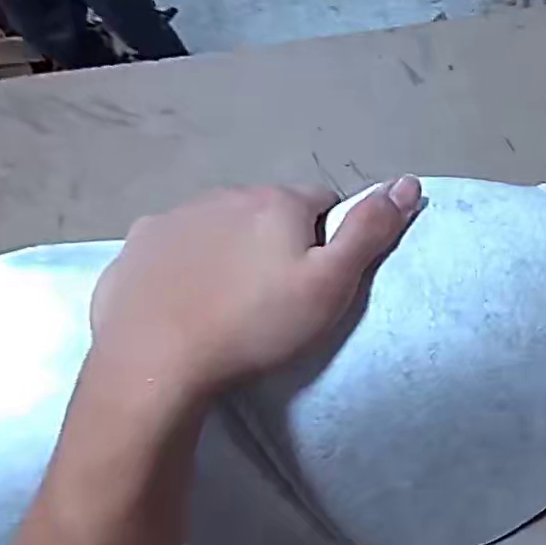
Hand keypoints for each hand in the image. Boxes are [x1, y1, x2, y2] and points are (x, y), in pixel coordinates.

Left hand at [88, 178, 422, 402]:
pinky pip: (177, 243)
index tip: (315, 279)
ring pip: (221, 225)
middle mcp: (225, 195)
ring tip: (229, 302)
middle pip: (269, 211)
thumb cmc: (256, 324)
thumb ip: (369, 232)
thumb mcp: (330, 285)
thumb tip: (407, 181)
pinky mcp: (138, 244)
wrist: (156, 362)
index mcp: (277, 202)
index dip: (326, 239)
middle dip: (278, 241)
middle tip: (275, 297)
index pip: (322, 203)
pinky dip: (187, 262)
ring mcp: (175, 217)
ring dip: (233, 248)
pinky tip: (185, 299)